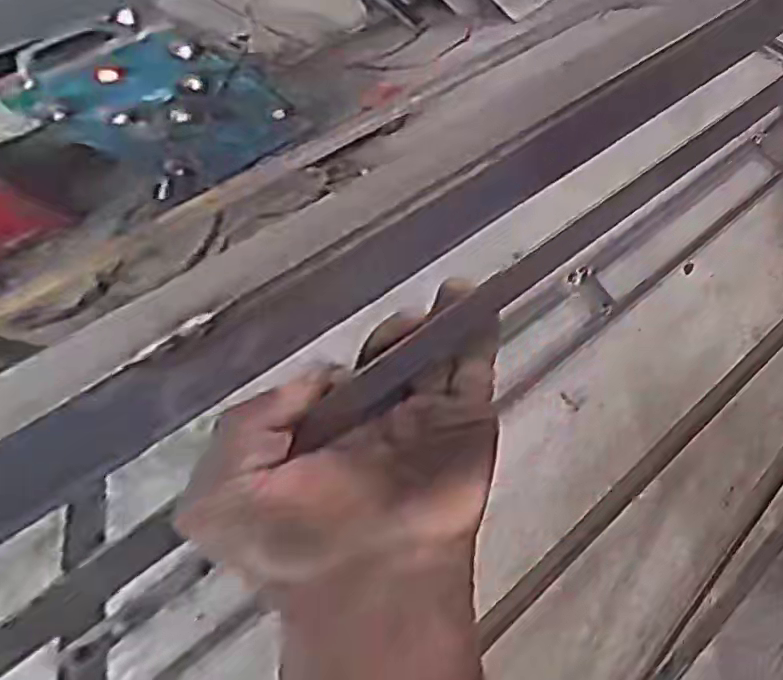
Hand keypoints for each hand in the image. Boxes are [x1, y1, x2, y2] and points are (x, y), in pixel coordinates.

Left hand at [175, 281, 498, 598]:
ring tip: (454, 290)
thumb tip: (318, 377)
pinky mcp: (469, 412)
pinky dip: (481, 331)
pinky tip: (478, 303)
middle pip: (394, 362)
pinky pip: (476, 364)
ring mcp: (430, 413)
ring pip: (439, 355)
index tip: (336, 370)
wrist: (377, 570)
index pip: (336, 386)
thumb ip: (248, 428)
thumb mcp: (222, 497)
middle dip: (399, 335)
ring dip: (445, 322)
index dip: (335, 370)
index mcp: (325, 438)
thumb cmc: (296, 540)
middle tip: (408, 319)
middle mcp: (381, 420)